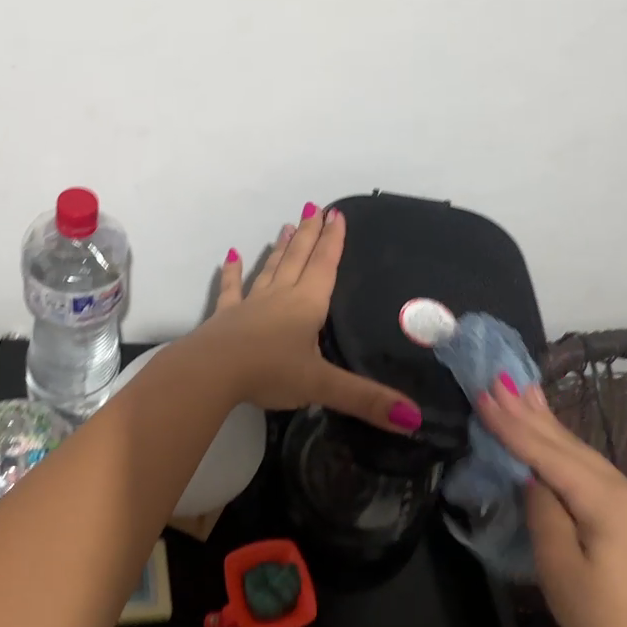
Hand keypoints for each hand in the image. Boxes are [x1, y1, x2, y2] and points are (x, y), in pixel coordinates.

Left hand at [188, 204, 420, 434]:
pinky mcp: (225, 316)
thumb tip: (414, 418)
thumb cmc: (270, 372)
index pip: (324, 266)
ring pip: (269, 269)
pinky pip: (231, 288)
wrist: (212, 371)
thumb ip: (367, 400)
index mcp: (306, 306)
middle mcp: (279, 297)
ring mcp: (250, 304)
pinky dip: (232, 272)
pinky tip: (231, 255)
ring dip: (279, 248)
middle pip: (297, 259)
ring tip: (286, 226)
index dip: (333, 242)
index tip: (337, 214)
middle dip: (309, 234)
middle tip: (314, 207)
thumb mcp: (322, 385)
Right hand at [476, 381, 626, 626]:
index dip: (511, 424)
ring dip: (551, 426)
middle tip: (501, 377)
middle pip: (571, 446)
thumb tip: (535, 480)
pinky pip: (599, 475)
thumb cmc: (606, 622)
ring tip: (526, 392)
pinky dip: (571, 452)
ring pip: (587, 457)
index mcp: (609, 501)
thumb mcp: (559, 568)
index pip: (548, 453)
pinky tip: (559, 439)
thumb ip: (543, 512)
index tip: (483, 392)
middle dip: (532, 412)